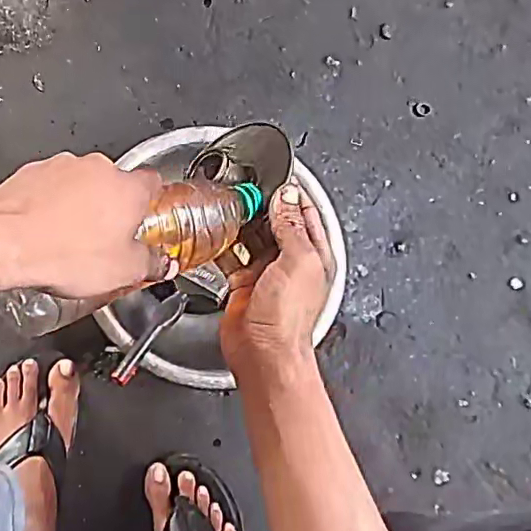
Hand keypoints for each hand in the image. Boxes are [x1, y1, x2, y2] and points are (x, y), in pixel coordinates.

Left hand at [0, 152, 164, 298]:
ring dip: (80, 205)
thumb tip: (161, 263)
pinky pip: (51, 186)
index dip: (153, 200)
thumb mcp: (121, 272)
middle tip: (106, 238)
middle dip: (112, 208)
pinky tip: (45, 229)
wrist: (3, 241)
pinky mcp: (33, 171)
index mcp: (128, 189)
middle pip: (115, 184)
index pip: (154, 182)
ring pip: (82, 184)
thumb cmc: (60, 253)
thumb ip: (150, 263)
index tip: (148, 215)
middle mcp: (98, 169)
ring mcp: (63, 167)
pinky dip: (51, 203)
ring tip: (70, 238)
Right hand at [221, 182, 333, 365]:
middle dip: (263, 204)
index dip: (292, 192)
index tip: (276, 176)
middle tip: (245, 189)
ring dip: (242, 223)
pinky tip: (215, 234)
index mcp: (315, 254)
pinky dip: (223, 245)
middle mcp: (291, 262)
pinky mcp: (243, 284)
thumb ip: (291, 227)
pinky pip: (231, 256)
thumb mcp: (299, 261)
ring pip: (252, 236)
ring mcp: (266, 273)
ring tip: (228, 206)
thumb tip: (286, 197)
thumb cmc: (288, 319)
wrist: (264, 354)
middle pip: (277, 222)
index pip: (305, 213)